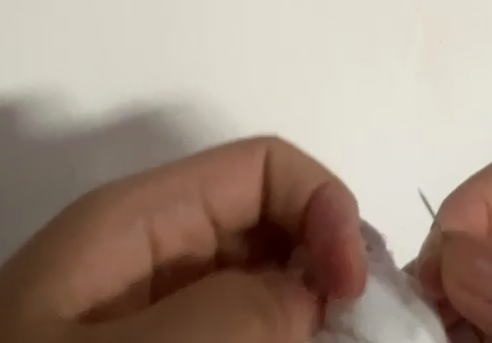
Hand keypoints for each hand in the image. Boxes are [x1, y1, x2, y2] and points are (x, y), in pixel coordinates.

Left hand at [0, 136, 367, 342]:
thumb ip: (224, 313)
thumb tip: (313, 289)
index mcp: (138, 219)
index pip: (263, 167)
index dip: (324, 207)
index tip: (352, 291)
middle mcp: (150, 251)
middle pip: (267, 224)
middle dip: (322, 267)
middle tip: (354, 336)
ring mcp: (148, 310)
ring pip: (255, 284)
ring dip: (299, 314)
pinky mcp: (147, 342)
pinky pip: (226, 327)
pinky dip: (266, 337)